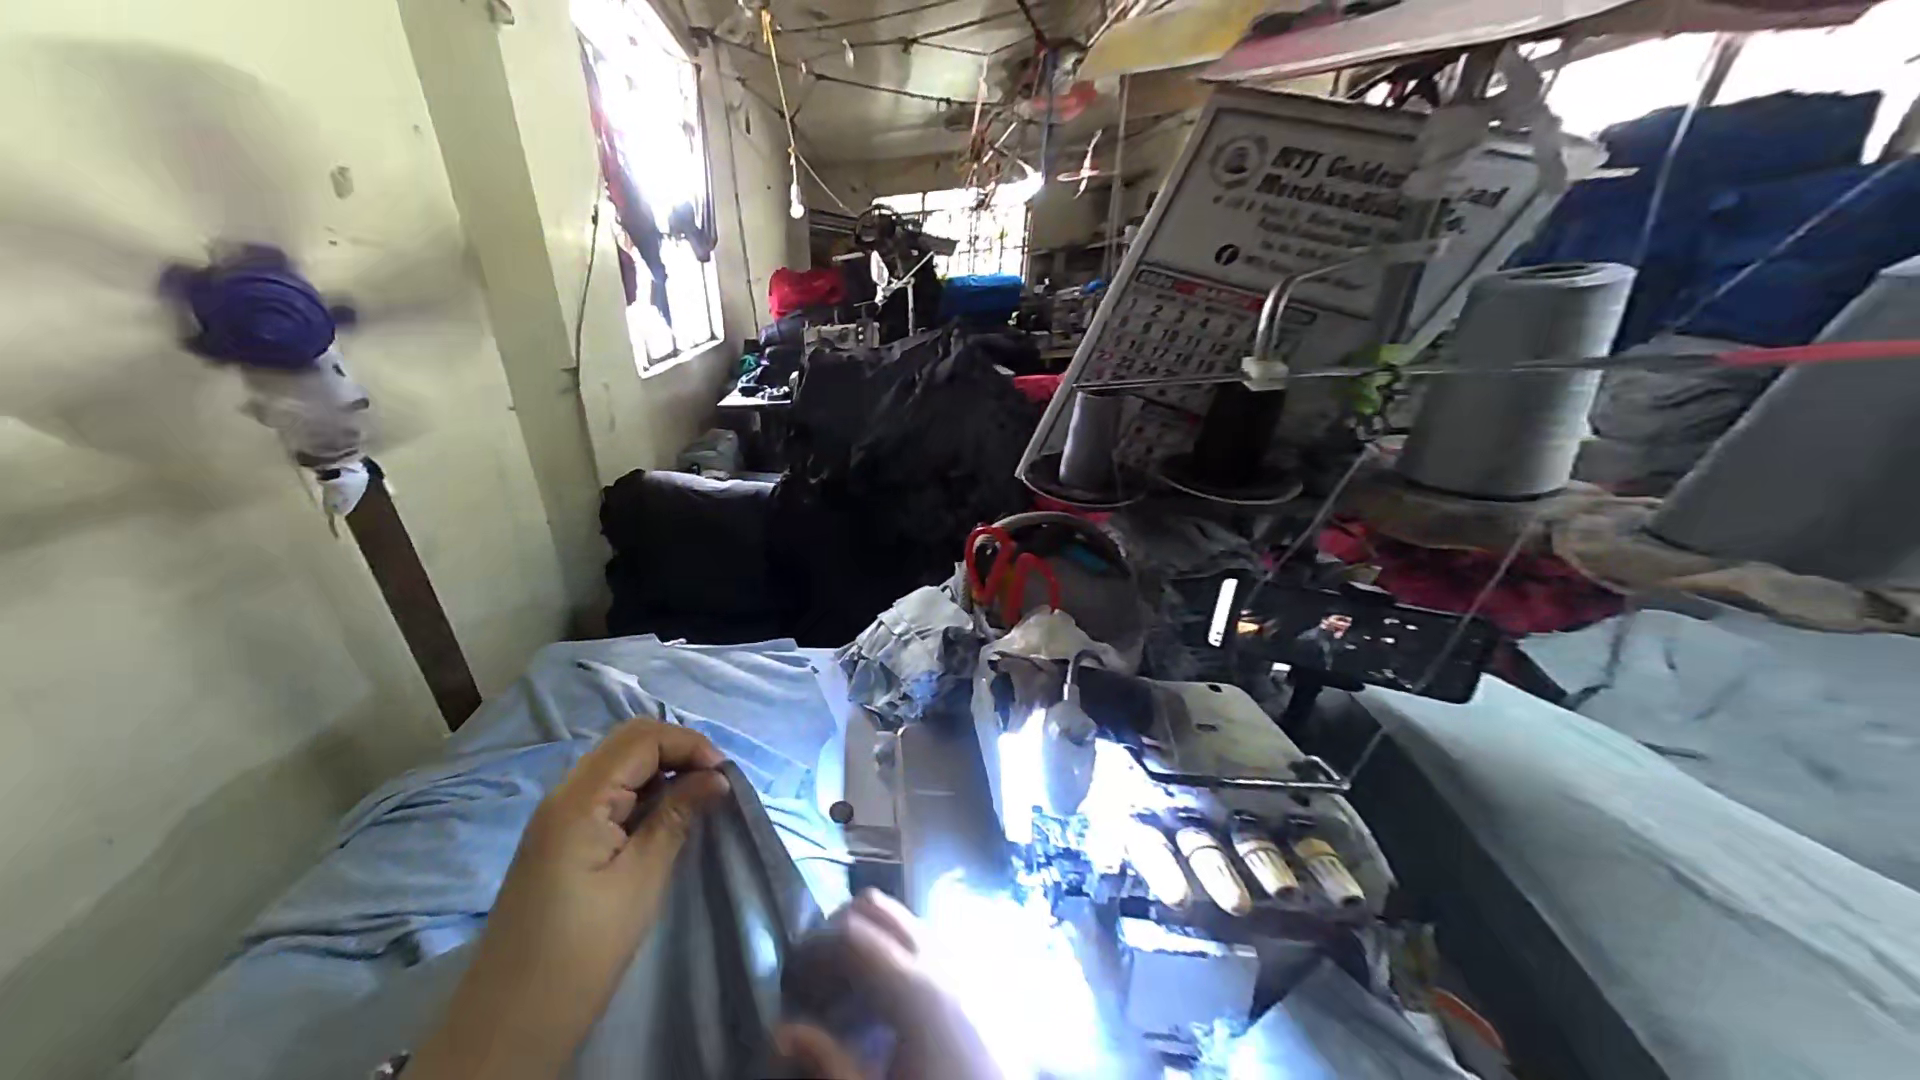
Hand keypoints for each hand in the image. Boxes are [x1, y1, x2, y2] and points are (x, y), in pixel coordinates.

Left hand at [408, 717, 730, 1079]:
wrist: (511, 1019)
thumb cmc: (584, 948)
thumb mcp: (642, 878)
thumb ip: (677, 816)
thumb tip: (717, 777)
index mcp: (579, 799)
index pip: (642, 739)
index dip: (689, 744)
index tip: (723, 774)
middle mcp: (564, 793)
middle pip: (627, 741)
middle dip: (677, 748)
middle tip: (712, 779)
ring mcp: (558, 813)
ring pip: (618, 761)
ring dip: (661, 766)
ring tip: (697, 793)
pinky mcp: (561, 834)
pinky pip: (608, 788)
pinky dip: (643, 787)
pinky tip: (665, 810)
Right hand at [776, 890, 1002, 1079]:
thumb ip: (827, 1060)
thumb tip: (781, 1031)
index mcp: (913, 986)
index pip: (851, 935)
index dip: (814, 948)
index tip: (791, 976)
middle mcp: (938, 960)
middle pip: (877, 909)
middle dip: (838, 928)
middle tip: (815, 972)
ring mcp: (959, 963)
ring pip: (903, 919)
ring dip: (868, 936)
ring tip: (845, 983)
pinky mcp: (971, 977)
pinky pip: (926, 940)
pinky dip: (896, 948)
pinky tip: (884, 991)